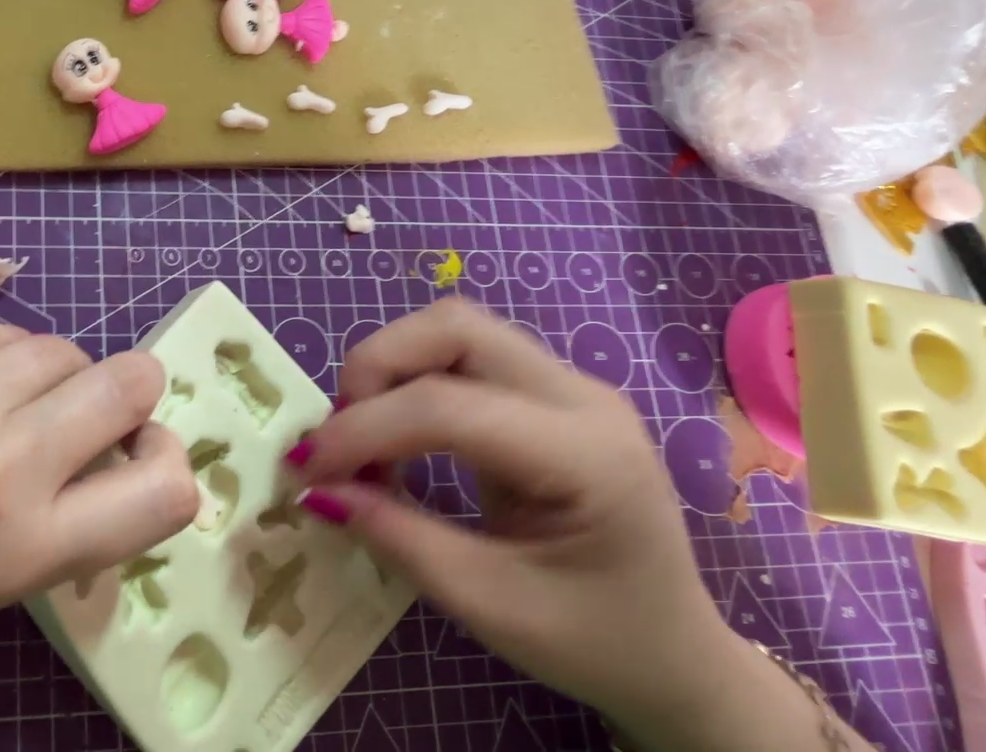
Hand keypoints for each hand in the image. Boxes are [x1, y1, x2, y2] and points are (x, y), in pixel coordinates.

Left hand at [0, 322, 197, 735]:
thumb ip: (54, 517)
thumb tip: (100, 453)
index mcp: (26, 548)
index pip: (169, 486)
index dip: (167, 463)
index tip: (135, 460)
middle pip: (127, 381)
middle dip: (126, 396)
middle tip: (86, 416)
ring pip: (54, 345)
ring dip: (51, 373)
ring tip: (5, 404)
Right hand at [284, 299, 728, 726]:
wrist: (679, 657)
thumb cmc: (596, 642)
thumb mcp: (490, 605)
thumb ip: (397, 537)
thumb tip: (314, 488)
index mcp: (586, 457)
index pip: (448, 407)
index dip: (362, 428)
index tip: (306, 469)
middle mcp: (582, 397)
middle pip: (453, 328)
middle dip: (375, 368)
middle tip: (340, 436)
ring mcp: (568, 387)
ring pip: (453, 328)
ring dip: (390, 367)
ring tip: (364, 434)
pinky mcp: (547, 392)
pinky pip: (463, 354)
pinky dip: (411, 378)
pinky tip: (397, 432)